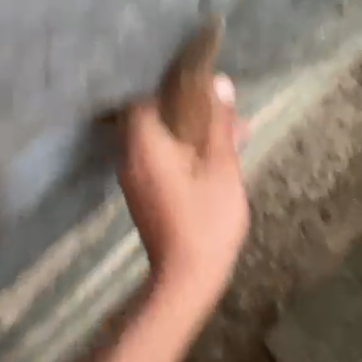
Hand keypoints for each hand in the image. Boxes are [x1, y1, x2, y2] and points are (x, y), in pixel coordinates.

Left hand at [118, 75, 249, 315]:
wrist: (186, 278)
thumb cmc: (206, 220)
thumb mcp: (221, 167)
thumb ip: (218, 123)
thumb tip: (219, 83)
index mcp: (144, 143)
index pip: (145, 97)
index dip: (173, 86)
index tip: (202, 84)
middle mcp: (130, 156)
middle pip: (153, 117)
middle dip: (189, 110)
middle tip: (224, 112)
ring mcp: (133, 178)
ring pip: (160, 140)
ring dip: (190, 133)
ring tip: (232, 136)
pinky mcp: (143, 195)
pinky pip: (160, 159)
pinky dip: (183, 153)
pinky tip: (216, 159)